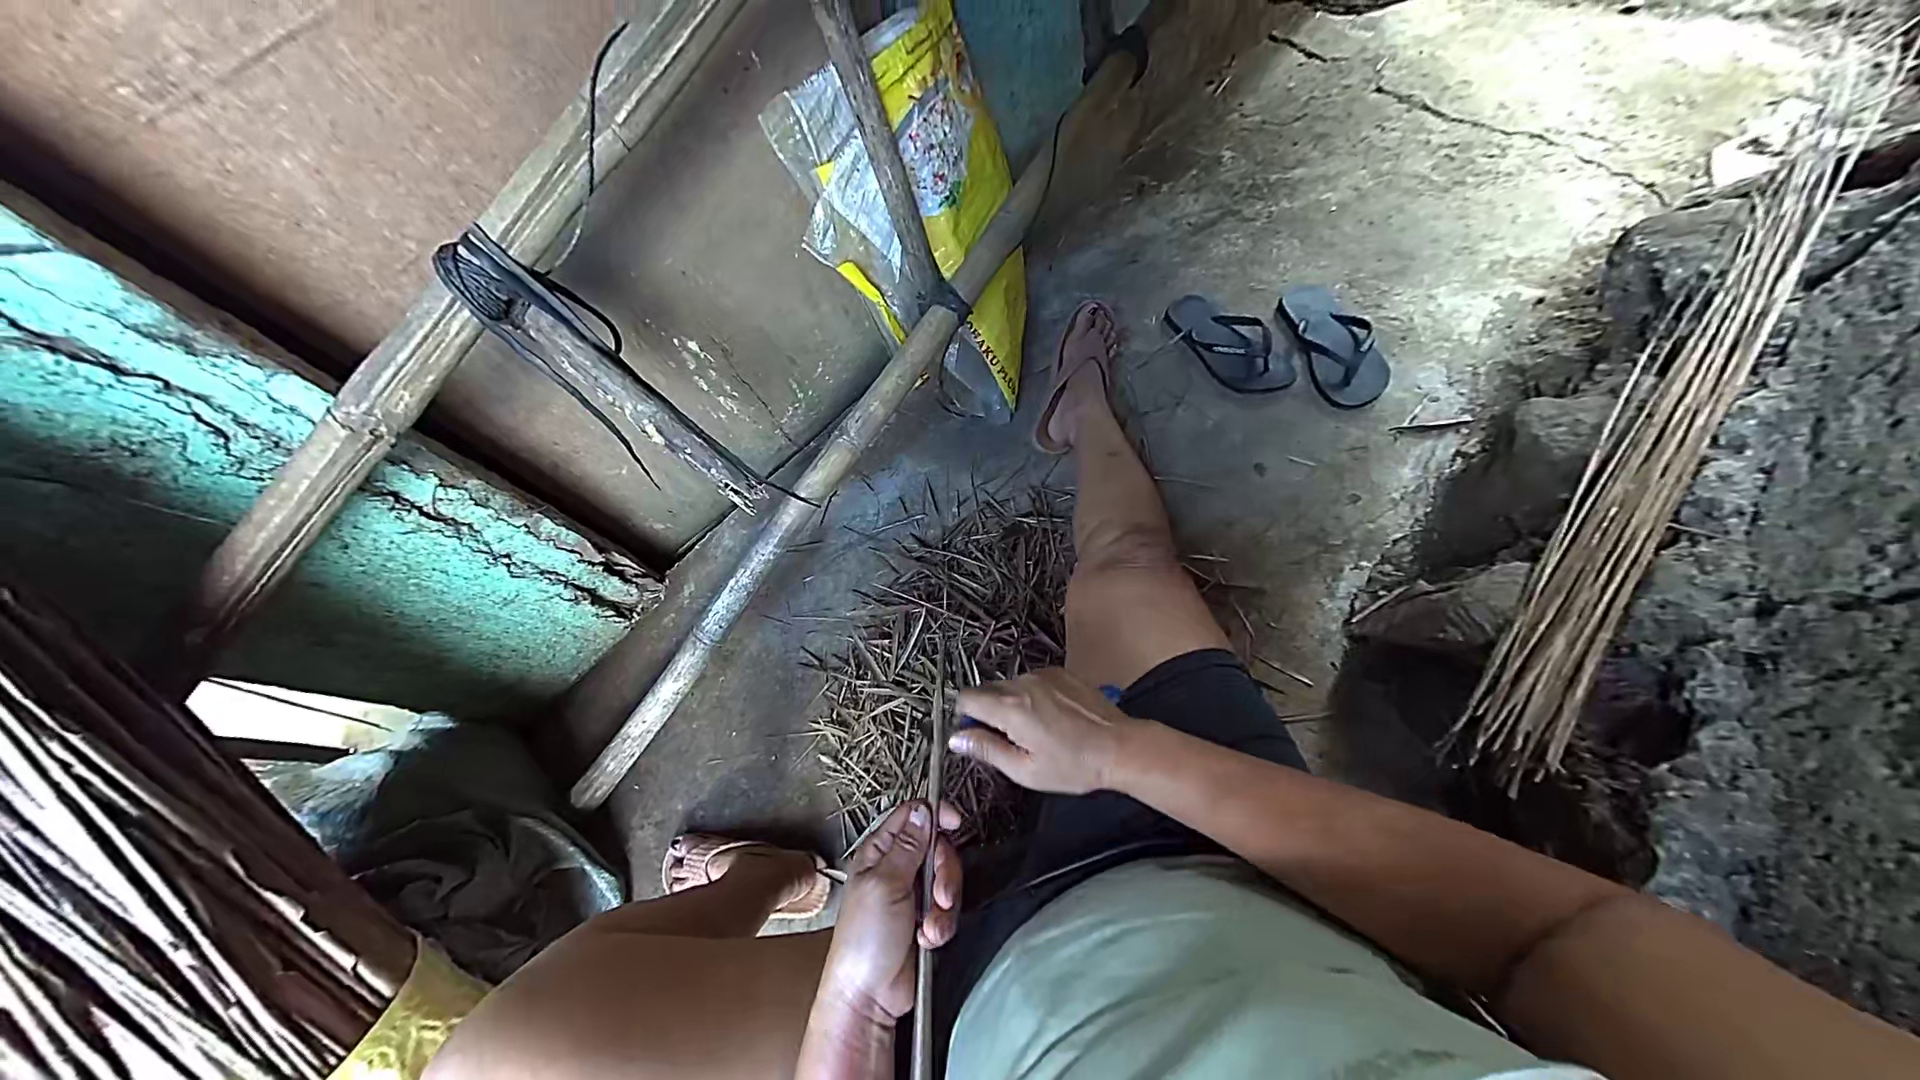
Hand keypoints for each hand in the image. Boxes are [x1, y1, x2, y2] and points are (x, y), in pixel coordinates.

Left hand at [819, 800, 962, 1021]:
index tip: (955, 821)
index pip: (912, 815)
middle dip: (945, 871)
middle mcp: (897, 867)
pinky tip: (927, 939)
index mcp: (880, 851)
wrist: (869, 996)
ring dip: (944, 905)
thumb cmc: (863, 941)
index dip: (935, 814)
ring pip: (946, 877)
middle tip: (938, 895)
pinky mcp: (926, 916)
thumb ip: (908, 847)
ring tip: (929, 926)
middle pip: (937, 847)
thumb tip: (922, 811)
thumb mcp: (885, 885)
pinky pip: (948, 907)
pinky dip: (942, 924)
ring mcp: (912, 892)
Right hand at [950, 668, 1145, 794]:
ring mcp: (1043, 675)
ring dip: (1012, 704)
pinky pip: (1031, 681)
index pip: (966, 698)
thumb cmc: (1075, 764)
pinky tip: (1051, 718)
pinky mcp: (1059, 673)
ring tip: (1036, 730)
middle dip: (989, 712)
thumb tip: (958, 739)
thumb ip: (986, 749)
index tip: (975, 733)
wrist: (1119, 747)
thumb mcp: (1024, 770)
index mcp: (1011, 708)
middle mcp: (1024, 684)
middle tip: (1009, 739)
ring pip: (1010, 686)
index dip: (965, 717)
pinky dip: (1033, 696)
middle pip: (987, 691)